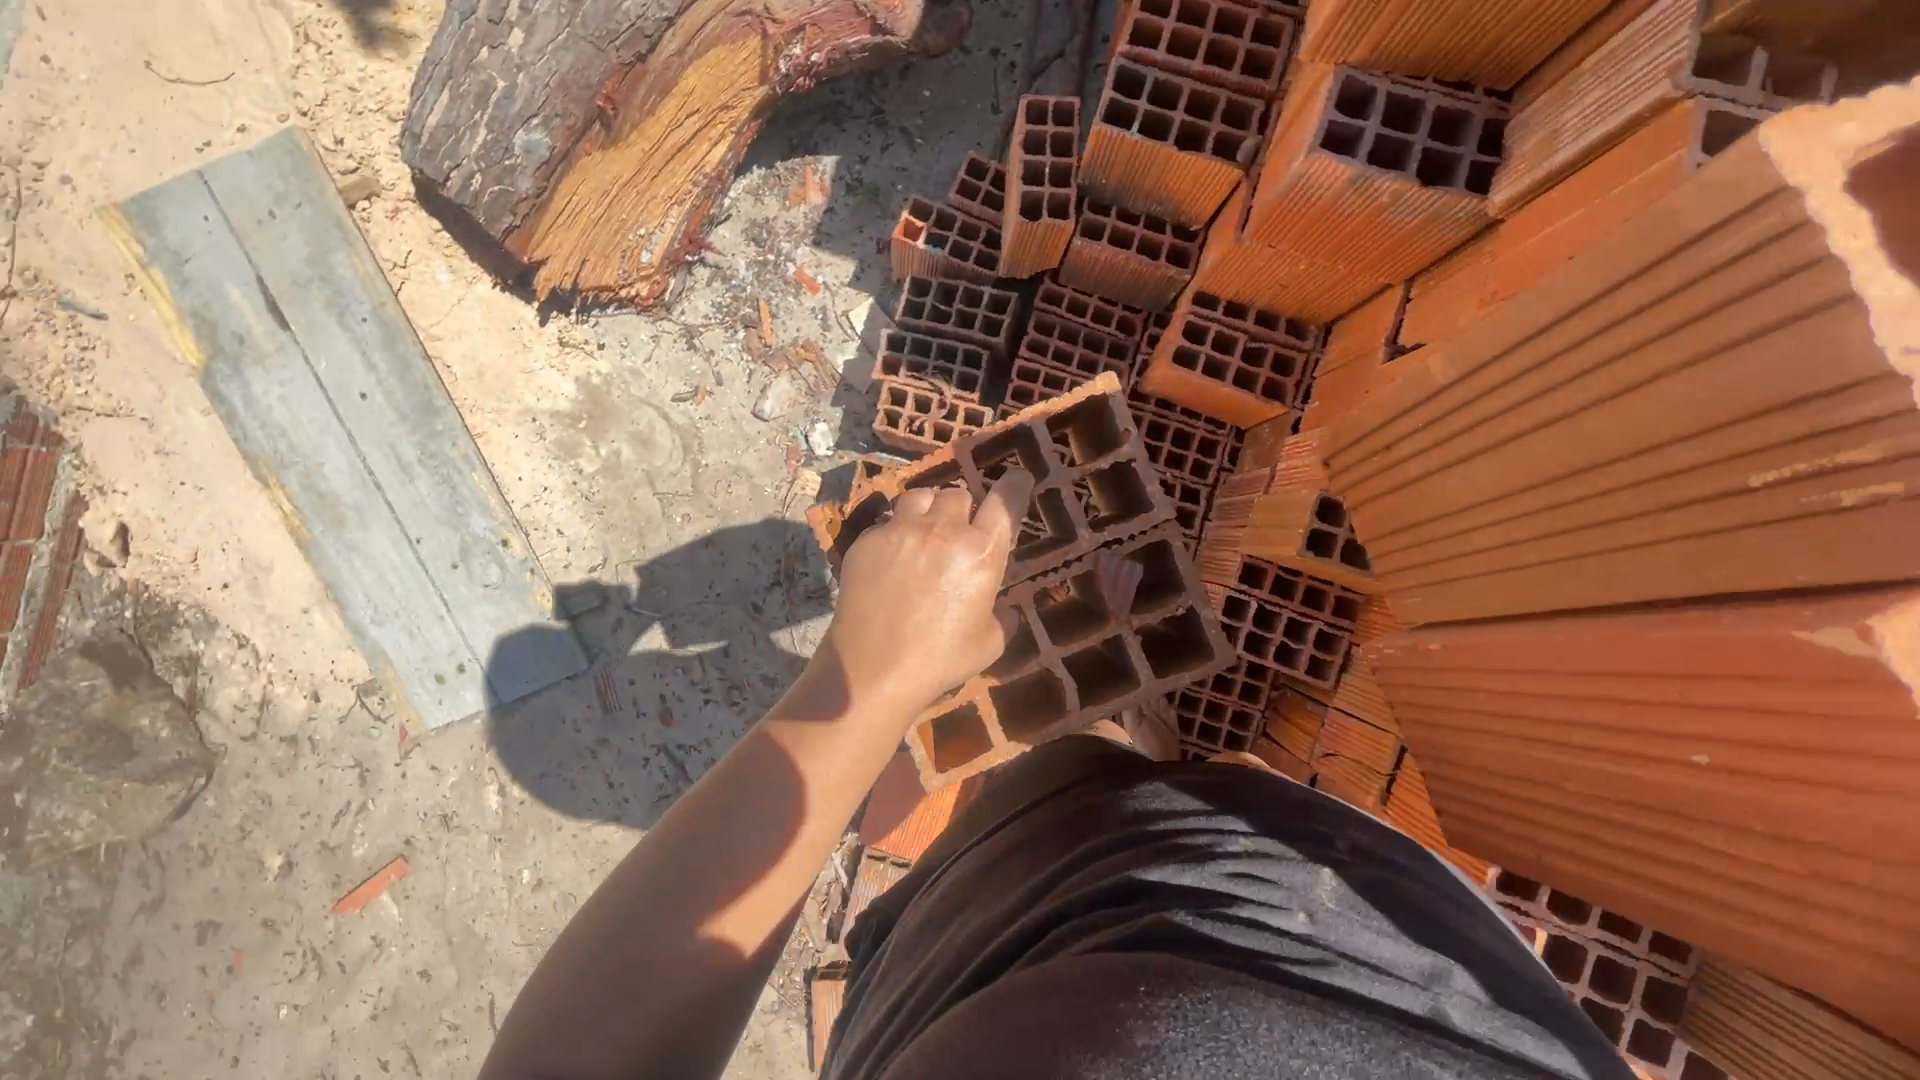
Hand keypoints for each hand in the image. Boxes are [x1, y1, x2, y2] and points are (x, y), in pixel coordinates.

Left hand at [822, 469, 1035, 719]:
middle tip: (959, 534)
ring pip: (921, 496)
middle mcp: (944, 531)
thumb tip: (1003, 607)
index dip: (1015, 485)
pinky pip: (888, 520)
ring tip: (925, 533)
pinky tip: (894, 558)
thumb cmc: (939, 661)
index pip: (1006, 500)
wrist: (872, 670)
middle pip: (960, 495)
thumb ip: (1004, 615)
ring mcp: (902, 531)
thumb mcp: (990, 643)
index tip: (1017, 480)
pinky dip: (897, 531)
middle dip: (964, 510)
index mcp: (983, 553)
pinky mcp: (868, 539)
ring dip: (929, 509)